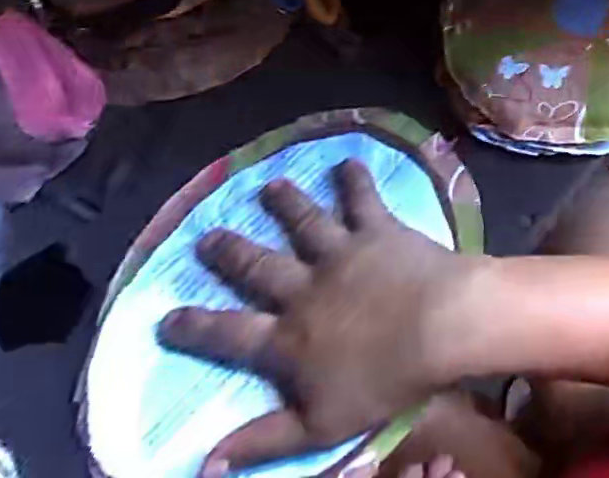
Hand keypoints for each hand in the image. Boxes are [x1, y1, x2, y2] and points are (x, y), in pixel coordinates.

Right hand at [160, 161, 492, 476]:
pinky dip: (354, 179)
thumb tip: (204, 465)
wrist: (443, 324)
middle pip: (260, 269)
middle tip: (207, 235)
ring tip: (270, 187)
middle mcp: (307, 291)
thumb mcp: (321, 427)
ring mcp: (343, 254)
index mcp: (289, 341)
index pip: (228, 335)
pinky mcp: (380, 230)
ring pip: (305, 224)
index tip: (165, 316)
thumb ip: (263, 441)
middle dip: (230, 253)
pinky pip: (362, 200)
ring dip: (286, 204)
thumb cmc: (389, 378)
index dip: (194, 327)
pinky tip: (348, 160)